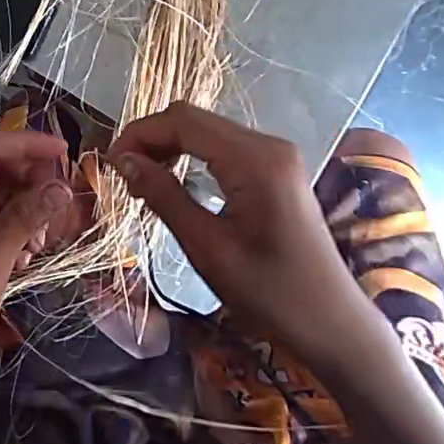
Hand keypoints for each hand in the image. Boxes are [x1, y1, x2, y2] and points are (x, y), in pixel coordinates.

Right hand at [108, 102, 384, 368]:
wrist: (332, 325)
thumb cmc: (269, 293)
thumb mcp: (206, 246)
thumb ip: (163, 195)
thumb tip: (122, 161)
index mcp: (254, 160)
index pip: (182, 121)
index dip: (139, 134)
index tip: (110, 164)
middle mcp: (267, 145)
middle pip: (193, 118)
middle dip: (150, 138)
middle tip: (122, 174)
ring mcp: (275, 156)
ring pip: (206, 130)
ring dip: (168, 146)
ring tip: (142, 180)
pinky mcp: (276, 170)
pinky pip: (222, 147)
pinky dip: (190, 155)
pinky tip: (174, 180)